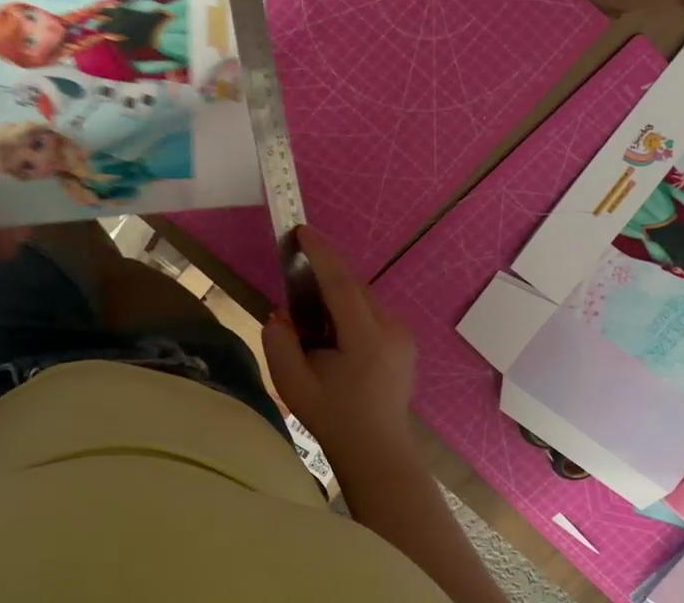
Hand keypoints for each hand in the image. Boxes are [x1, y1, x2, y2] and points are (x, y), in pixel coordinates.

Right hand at [262, 227, 417, 467]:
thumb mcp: (293, 383)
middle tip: (294, 266)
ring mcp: (402, 336)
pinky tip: (330, 326)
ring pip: (363, 297)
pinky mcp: (403, 342)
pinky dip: (348, 307)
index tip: (301, 230)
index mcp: (367, 340)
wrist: (377, 453)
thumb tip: (282, 315)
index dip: (321, 254)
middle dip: (324, 272)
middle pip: (353, 287)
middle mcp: (391, 330)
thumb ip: (280, 342)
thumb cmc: (333, 418)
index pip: (341, 284)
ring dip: (336, 292)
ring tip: (309, 305)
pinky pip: (370, 311)